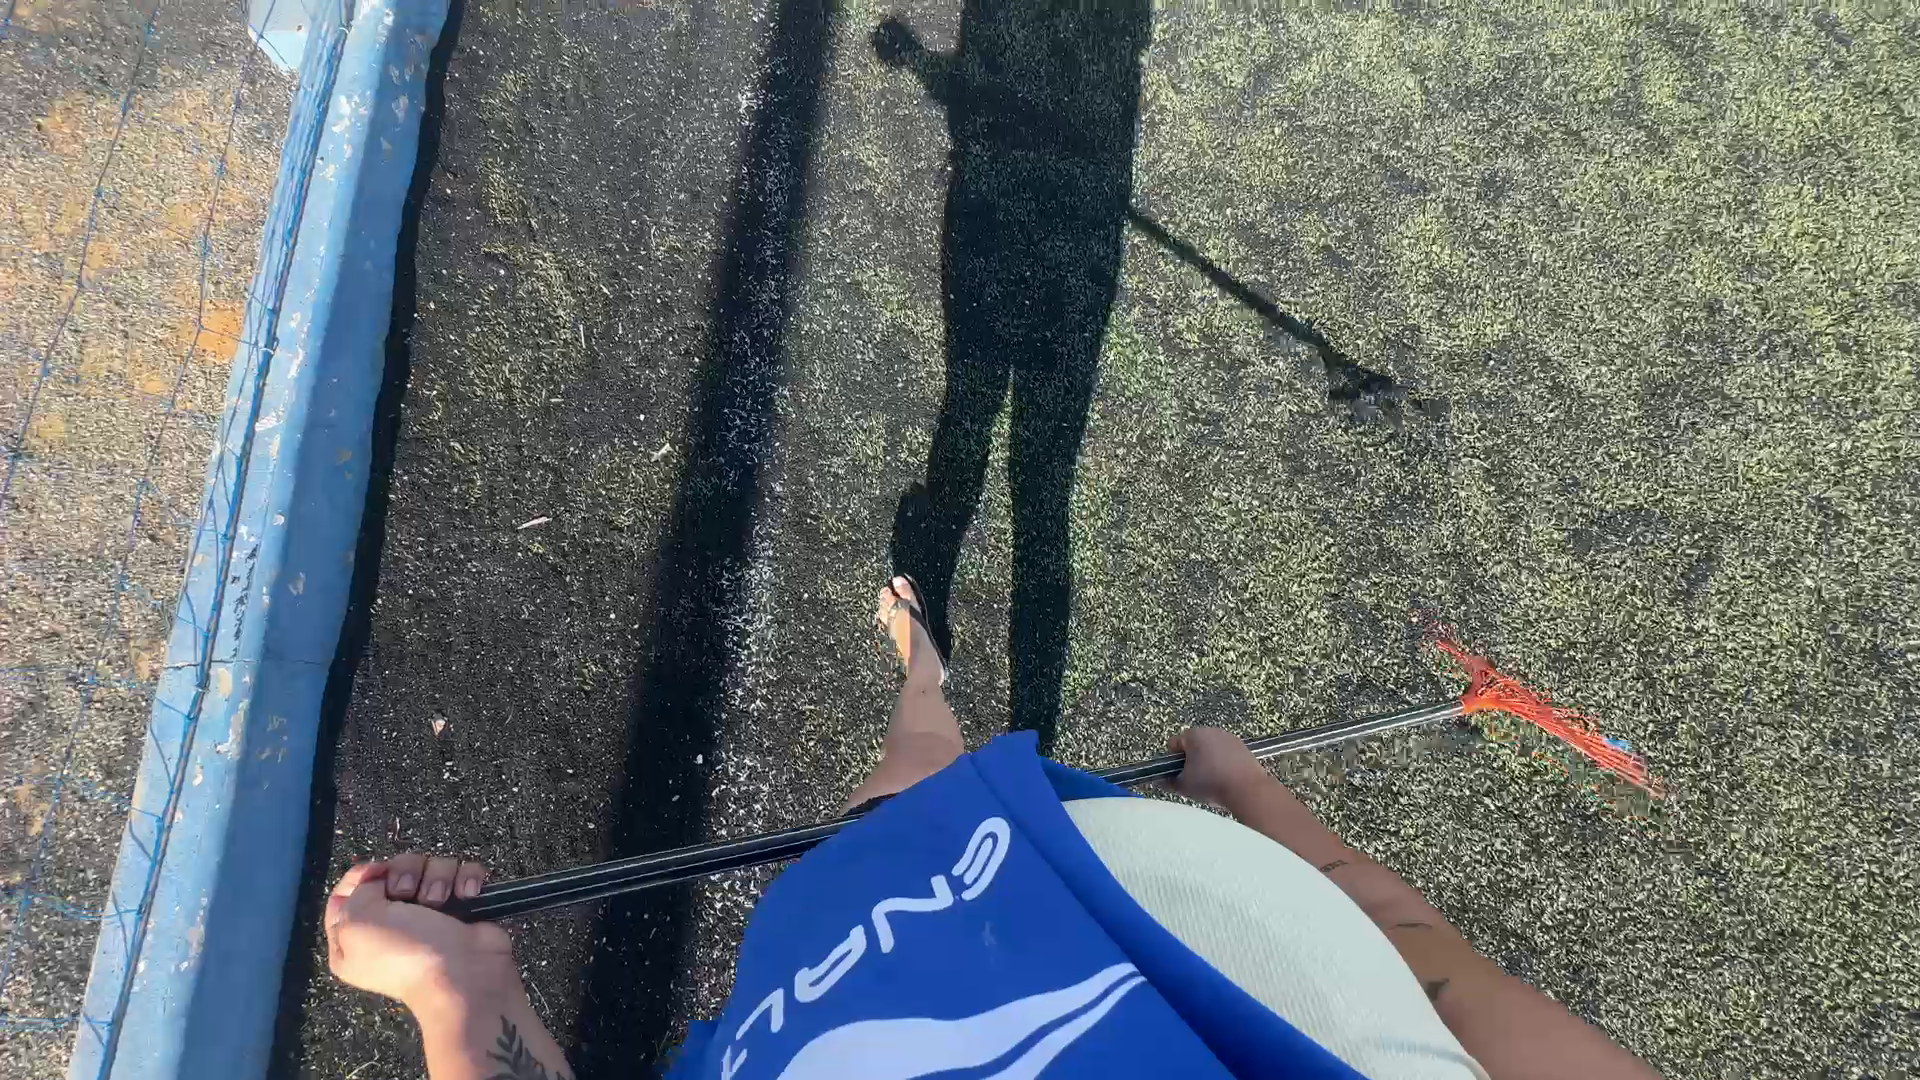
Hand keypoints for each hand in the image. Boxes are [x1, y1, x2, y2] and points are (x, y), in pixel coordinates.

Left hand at [325, 855, 516, 1014]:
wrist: (463, 968)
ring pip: (433, 866)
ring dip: (440, 878)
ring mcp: (430, 911)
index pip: (348, 890)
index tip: (379, 874)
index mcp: (356, 933)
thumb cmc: (404, 951)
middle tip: (411, 895)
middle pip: (397, 869)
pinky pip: (464, 870)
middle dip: (407, 874)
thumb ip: (356, 892)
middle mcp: (392, 919)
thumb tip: (382, 879)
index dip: (364, 875)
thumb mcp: (356, 925)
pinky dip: (468, 878)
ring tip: (443, 901)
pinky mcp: (463, 903)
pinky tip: (468, 895)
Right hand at [1167, 726, 1272, 808]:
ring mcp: (1229, 737)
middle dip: (1192, 759)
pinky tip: (1226, 778)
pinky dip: (1224, 762)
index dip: (1173, 760)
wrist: (1247, 790)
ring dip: (1208, 760)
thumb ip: (1169, 781)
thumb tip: (1162, 781)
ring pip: (1211, 749)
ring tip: (1212, 780)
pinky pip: (1226, 753)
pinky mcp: (1243, 747)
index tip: (1179, 774)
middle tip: (1194, 778)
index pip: (1174, 743)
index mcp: (1193, 734)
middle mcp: (1211, 730)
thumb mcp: (1184, 785)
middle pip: (1193, 744)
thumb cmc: (1211, 783)